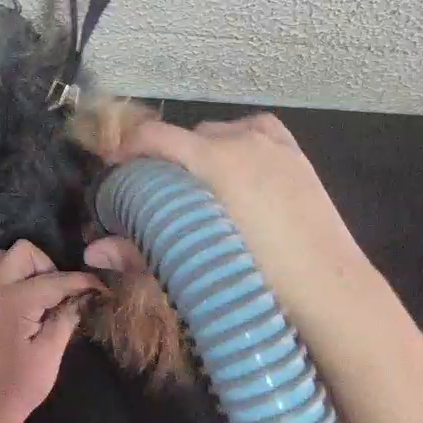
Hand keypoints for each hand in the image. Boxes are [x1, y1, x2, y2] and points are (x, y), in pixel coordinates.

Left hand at [0, 240, 96, 422]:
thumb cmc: (21, 384)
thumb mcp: (51, 352)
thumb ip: (66, 317)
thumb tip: (84, 296)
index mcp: (15, 299)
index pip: (56, 279)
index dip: (83, 282)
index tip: (103, 288)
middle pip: (25, 252)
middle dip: (48, 266)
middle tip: (62, 295)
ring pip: (5, 256)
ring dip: (27, 267)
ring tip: (43, 294)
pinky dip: (10, 275)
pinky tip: (25, 298)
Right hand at [109, 114, 380, 318]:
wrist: (330, 290)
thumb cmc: (257, 278)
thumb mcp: (193, 262)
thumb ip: (138, 252)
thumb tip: (92, 253)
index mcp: (212, 159)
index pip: (153, 136)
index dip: (125, 150)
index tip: (112, 171)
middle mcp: (240, 139)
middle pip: (184, 136)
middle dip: (163, 159)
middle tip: (155, 193)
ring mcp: (272, 143)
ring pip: (217, 133)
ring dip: (198, 153)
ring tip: (196, 187)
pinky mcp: (295, 153)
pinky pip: (253, 132)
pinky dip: (236, 143)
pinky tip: (235, 168)